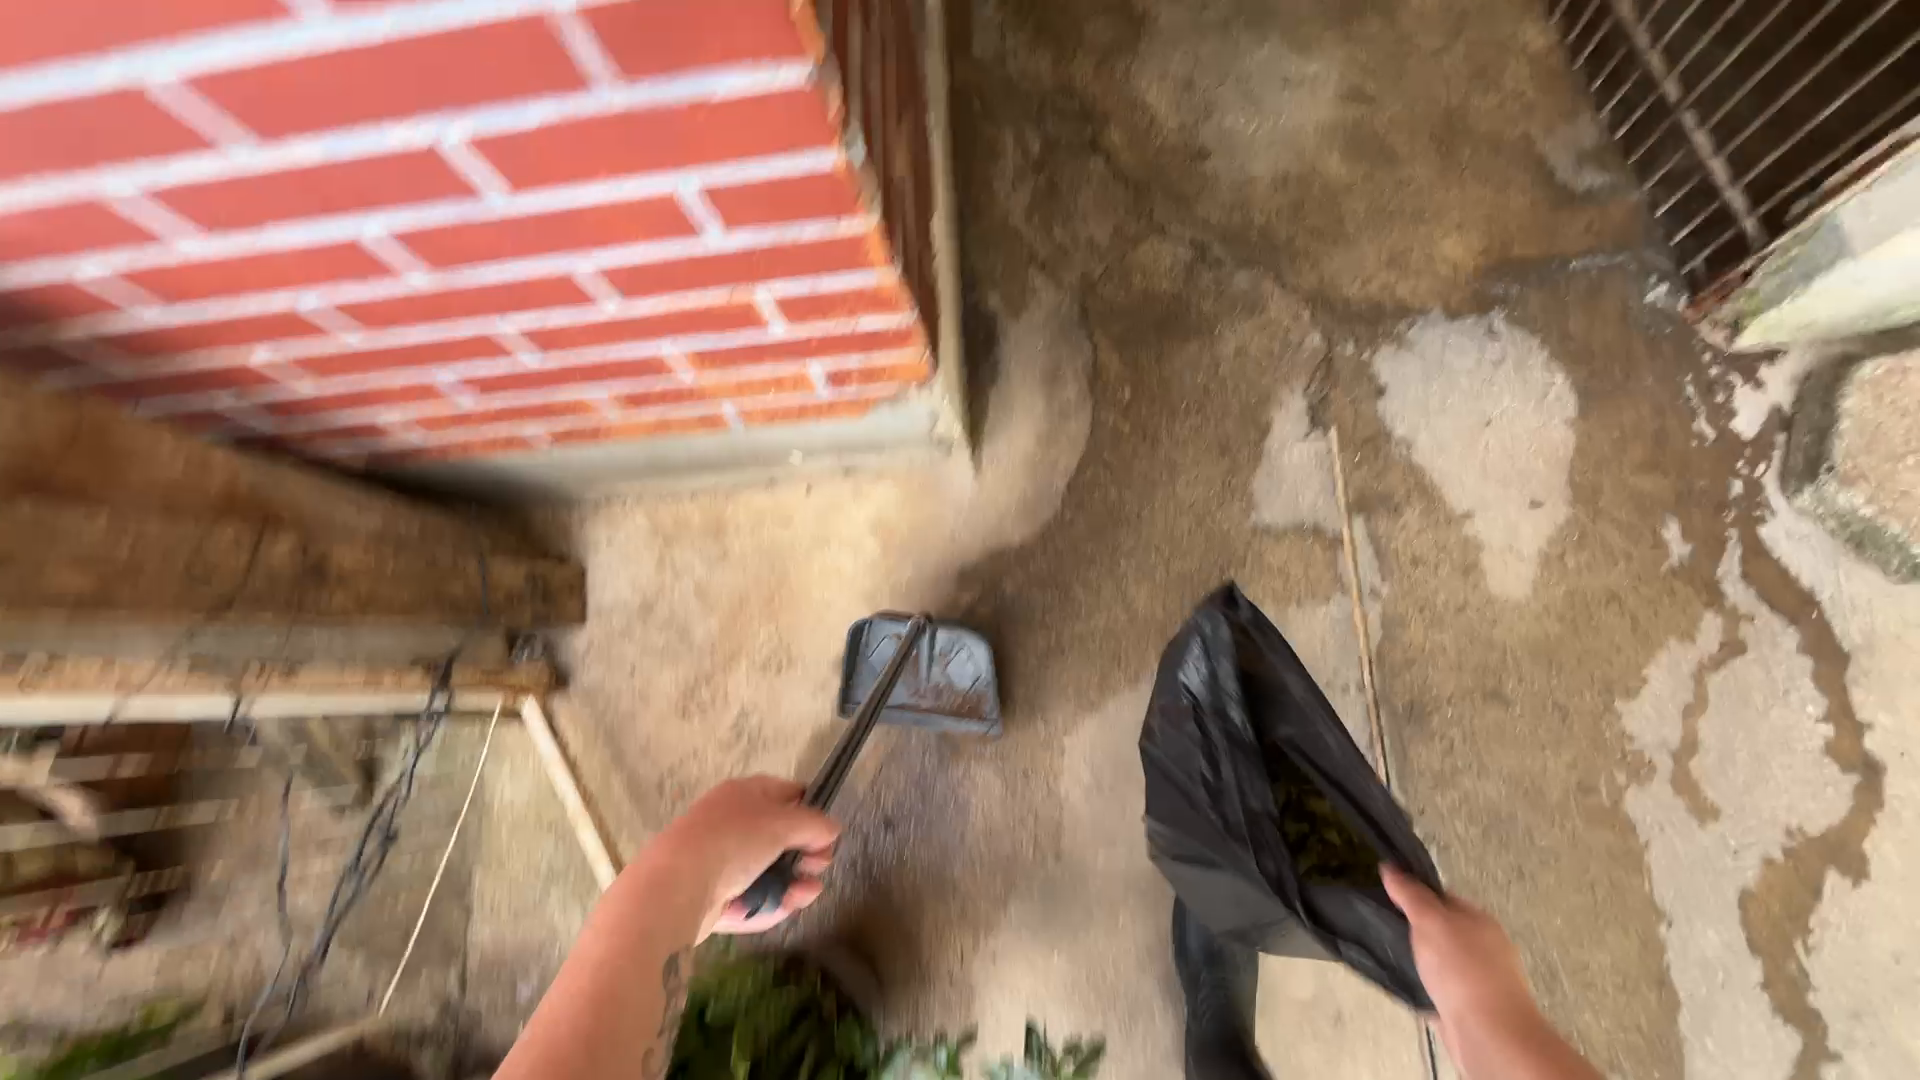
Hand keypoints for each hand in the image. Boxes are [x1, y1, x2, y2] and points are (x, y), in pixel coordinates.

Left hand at [651, 775, 841, 937]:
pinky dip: (769, 904)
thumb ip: (815, 825)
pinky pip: (750, 898)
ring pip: (768, 872)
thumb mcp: (784, 823)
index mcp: (747, 793)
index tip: (825, 837)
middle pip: (782, 838)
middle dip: (805, 856)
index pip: (790, 795)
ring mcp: (721, 861)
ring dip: (792, 884)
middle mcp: (734, 822)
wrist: (674, 888)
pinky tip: (785, 909)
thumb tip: (831, 831)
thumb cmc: (733, 840)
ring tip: (804, 896)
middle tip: (816, 868)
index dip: (812, 814)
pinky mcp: (712, 896)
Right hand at [1383, 866, 1597, 1079]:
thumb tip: (1390, 868)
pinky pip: (1439, 986)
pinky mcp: (1469, 1006)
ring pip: (1439, 959)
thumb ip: (1410, 894)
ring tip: (1390, 953)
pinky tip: (1406, 983)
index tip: (1387, 894)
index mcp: (1480, 920)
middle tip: (1383, 923)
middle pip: (1441, 928)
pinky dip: (1422, 984)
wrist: (1489, 1033)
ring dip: (1418, 958)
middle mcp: (1484, 947)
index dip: (1414, 894)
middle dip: (1414, 927)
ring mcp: (1478, 979)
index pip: (1442, 897)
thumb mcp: (1430, 919)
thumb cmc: (1463, 969)